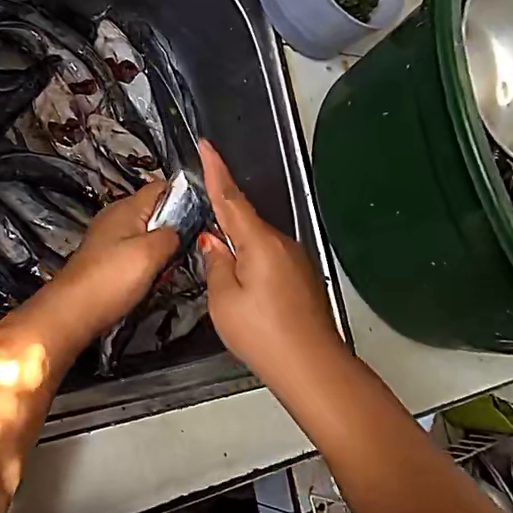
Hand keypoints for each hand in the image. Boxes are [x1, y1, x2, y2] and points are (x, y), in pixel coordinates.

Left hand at [41, 179, 179, 337]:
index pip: (160, 187)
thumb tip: (177, 232)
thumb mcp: (150, 253)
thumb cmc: (111, 278)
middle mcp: (116, 218)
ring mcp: (109, 240)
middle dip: (173, 230)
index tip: (203, 215)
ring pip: (147, 237)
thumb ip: (171, 236)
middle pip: (155, 214)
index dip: (184, 196)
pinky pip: (135, 255)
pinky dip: (146, 266)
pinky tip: (150, 281)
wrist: (72, 313)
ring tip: (166, 270)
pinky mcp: (106, 260)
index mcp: (126, 207)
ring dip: (161, 253)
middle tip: (185, 251)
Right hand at [196, 141, 347, 382]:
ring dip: (236, 249)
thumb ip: (216, 265)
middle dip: (221, 221)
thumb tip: (213, 244)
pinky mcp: (300, 278)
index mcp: (260, 243)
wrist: (311, 366)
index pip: (231, 197)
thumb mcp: (223, 300)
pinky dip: (251, 265)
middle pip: (244, 221)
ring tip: (220, 278)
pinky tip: (243, 289)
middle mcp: (282, 244)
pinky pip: (268, 260)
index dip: (216, 170)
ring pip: (256, 243)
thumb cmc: (265, 335)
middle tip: (200, 230)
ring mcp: (295, 260)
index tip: (207, 146)